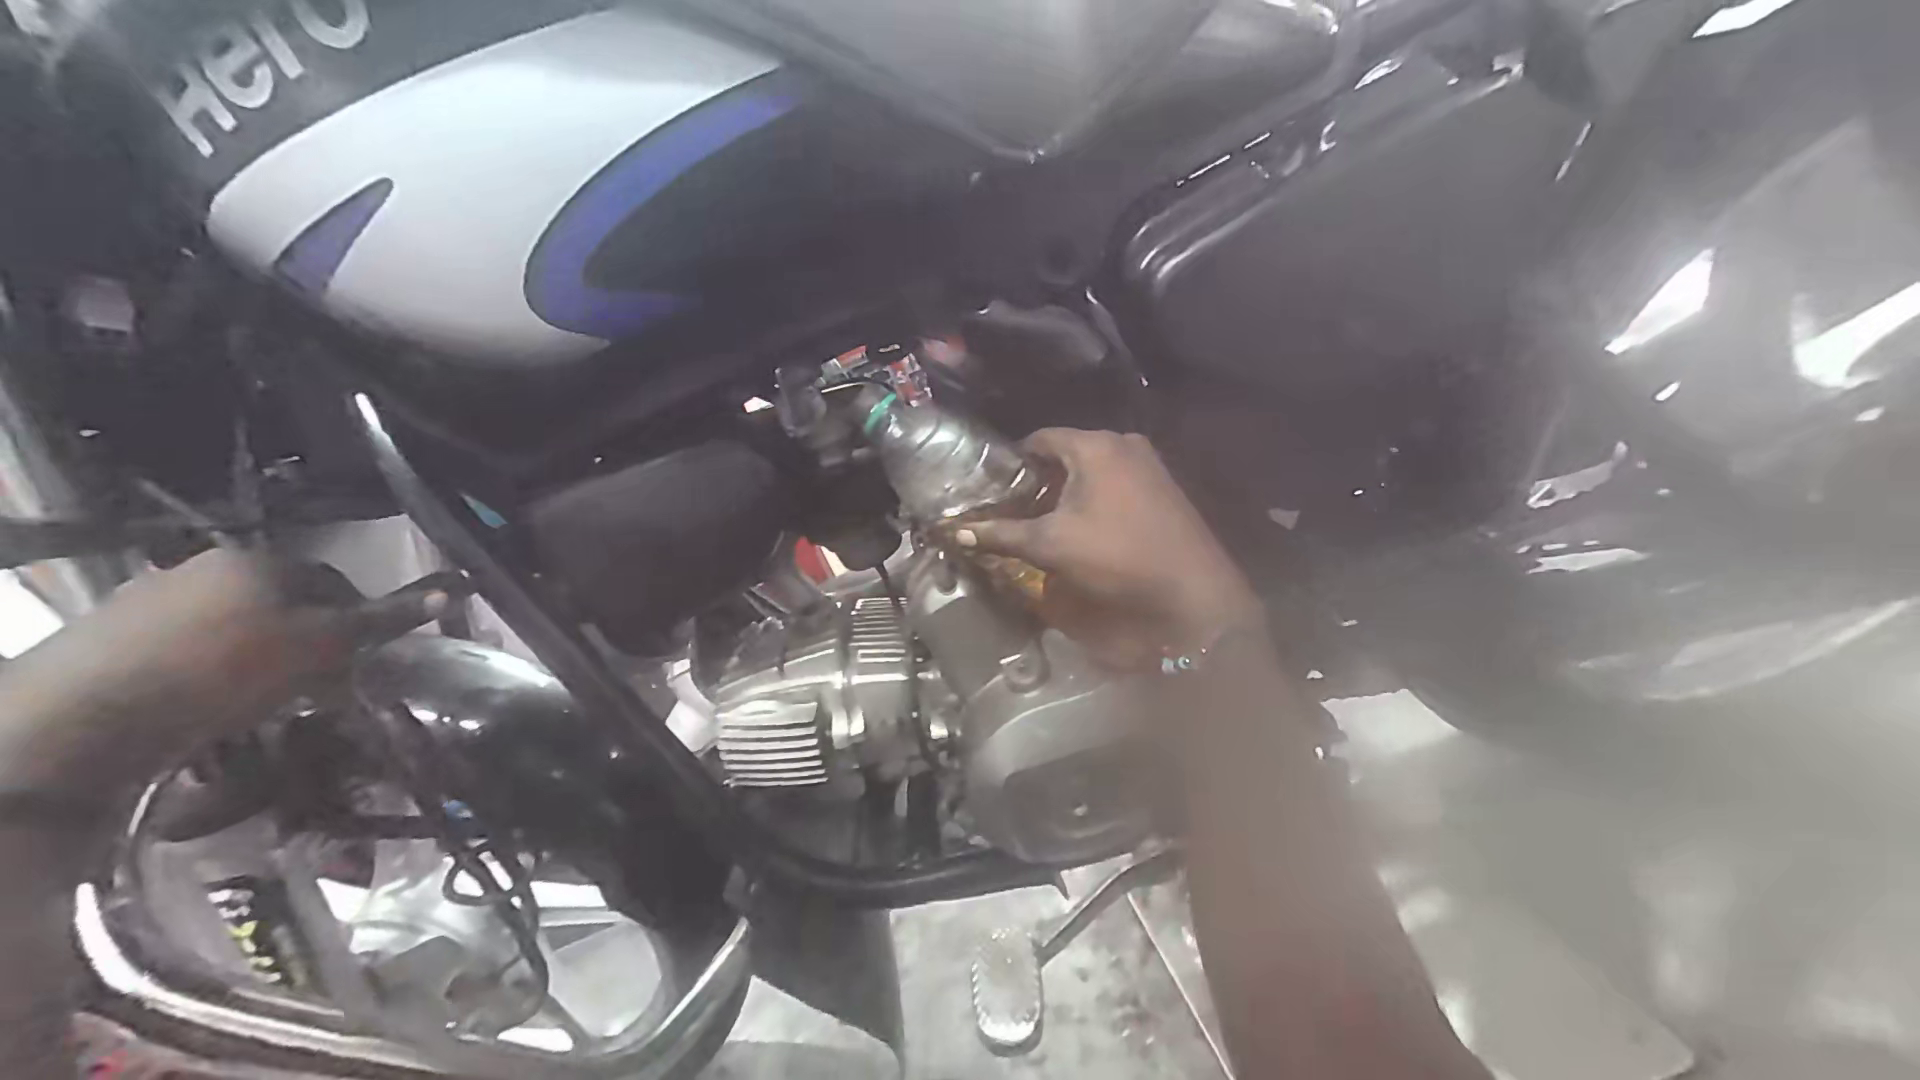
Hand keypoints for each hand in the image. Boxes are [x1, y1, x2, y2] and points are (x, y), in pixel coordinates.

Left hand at [0, 549, 450, 798]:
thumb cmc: (226, 671)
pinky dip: (211, 668)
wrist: (79, 720)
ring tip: (263, 698)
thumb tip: (455, 588)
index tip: (359, 660)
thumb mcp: (325, 645)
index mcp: (259, 560)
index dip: (357, 621)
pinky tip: (208, 701)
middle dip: (308, 638)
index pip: (335, 582)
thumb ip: (384, 619)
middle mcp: (205, 566)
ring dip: (261, 654)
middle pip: (286, 602)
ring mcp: (150, 597)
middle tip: (316, 683)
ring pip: (238, 624)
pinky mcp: (110, 634)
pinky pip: (189, 644)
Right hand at [958, 429, 1261, 659]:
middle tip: (1014, 507)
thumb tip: (957, 532)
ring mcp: (1149, 464)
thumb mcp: (1051, 546)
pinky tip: (1084, 525)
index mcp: (1095, 445)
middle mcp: (1124, 443)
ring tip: (1043, 519)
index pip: (1039, 439)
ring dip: (1067, 489)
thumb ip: (1002, 534)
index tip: (994, 488)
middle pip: (1066, 452)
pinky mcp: (1163, 487)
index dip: (1012, 462)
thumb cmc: (1116, 557)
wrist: (1192, 591)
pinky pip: (1115, 481)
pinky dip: (1093, 496)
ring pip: (1092, 468)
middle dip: (1039, 479)